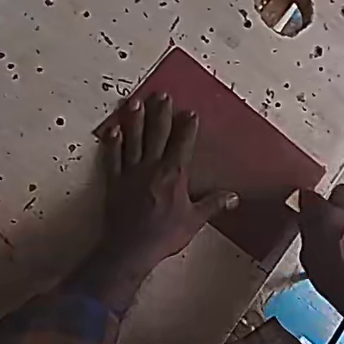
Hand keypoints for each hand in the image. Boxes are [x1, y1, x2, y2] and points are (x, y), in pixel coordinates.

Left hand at [70, 93, 237, 311]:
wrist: (131, 248)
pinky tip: (112, 129)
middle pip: (157, 133)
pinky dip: (112, 142)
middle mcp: (151, 167)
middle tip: (161, 95)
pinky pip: (112, 156)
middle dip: (160, 113)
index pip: (182, 143)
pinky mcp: (114, 181)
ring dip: (134, 119)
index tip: (189, 112)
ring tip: (135, 102)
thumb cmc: (162, 235)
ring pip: (133, 139)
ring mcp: (131, 172)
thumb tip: (232, 198)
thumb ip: (213, 205)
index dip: (186, 126)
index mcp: (173, 175)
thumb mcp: (194, 220)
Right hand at [296, 184, 343, 315]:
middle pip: (340, 191)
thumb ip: (309, 233)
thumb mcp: (308, 256)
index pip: (309, 196)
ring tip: (343, 236)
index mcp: (323, 215)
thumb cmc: (337, 279)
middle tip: (327, 215)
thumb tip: (309, 226)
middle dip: (333, 200)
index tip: (305, 207)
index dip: (306, 202)